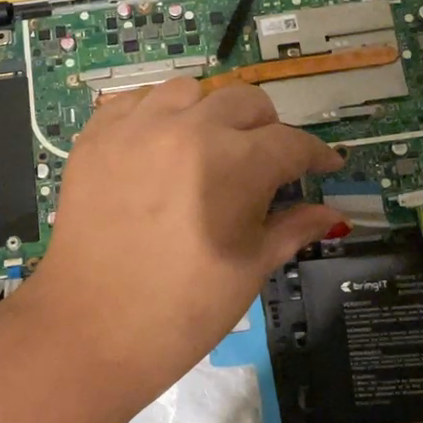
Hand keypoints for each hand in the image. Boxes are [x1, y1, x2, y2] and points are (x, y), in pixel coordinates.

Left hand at [27, 77, 344, 387]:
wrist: (92, 330)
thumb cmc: (182, 309)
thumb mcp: (249, 269)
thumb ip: (292, 229)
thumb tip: (330, 213)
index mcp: (235, 162)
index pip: (290, 143)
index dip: (315, 155)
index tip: (325, 165)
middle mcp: (186, 128)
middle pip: (243, 102)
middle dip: (266, 128)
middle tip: (265, 161)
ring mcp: (135, 128)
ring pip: (188, 92)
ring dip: (208, 113)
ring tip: (208, 148)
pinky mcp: (95, 138)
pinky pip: (133, 102)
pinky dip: (155, 115)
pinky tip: (159, 146)